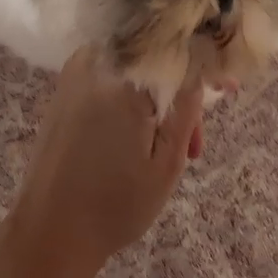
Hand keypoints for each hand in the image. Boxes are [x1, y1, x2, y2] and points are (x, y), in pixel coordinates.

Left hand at [0, 47, 204, 277]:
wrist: (50, 228)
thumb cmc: (114, 202)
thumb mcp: (166, 163)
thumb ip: (187, 108)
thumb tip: (203, 65)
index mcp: (124, 78)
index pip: (176, 49)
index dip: (203, 64)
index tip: (227, 86)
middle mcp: (97, 60)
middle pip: (155, 56)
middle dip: (179, 90)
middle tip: (192, 142)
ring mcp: (77, 68)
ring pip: (134, 65)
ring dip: (155, 94)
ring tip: (165, 145)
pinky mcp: (65, 82)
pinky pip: (111, 71)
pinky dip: (130, 93)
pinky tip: (138, 131)